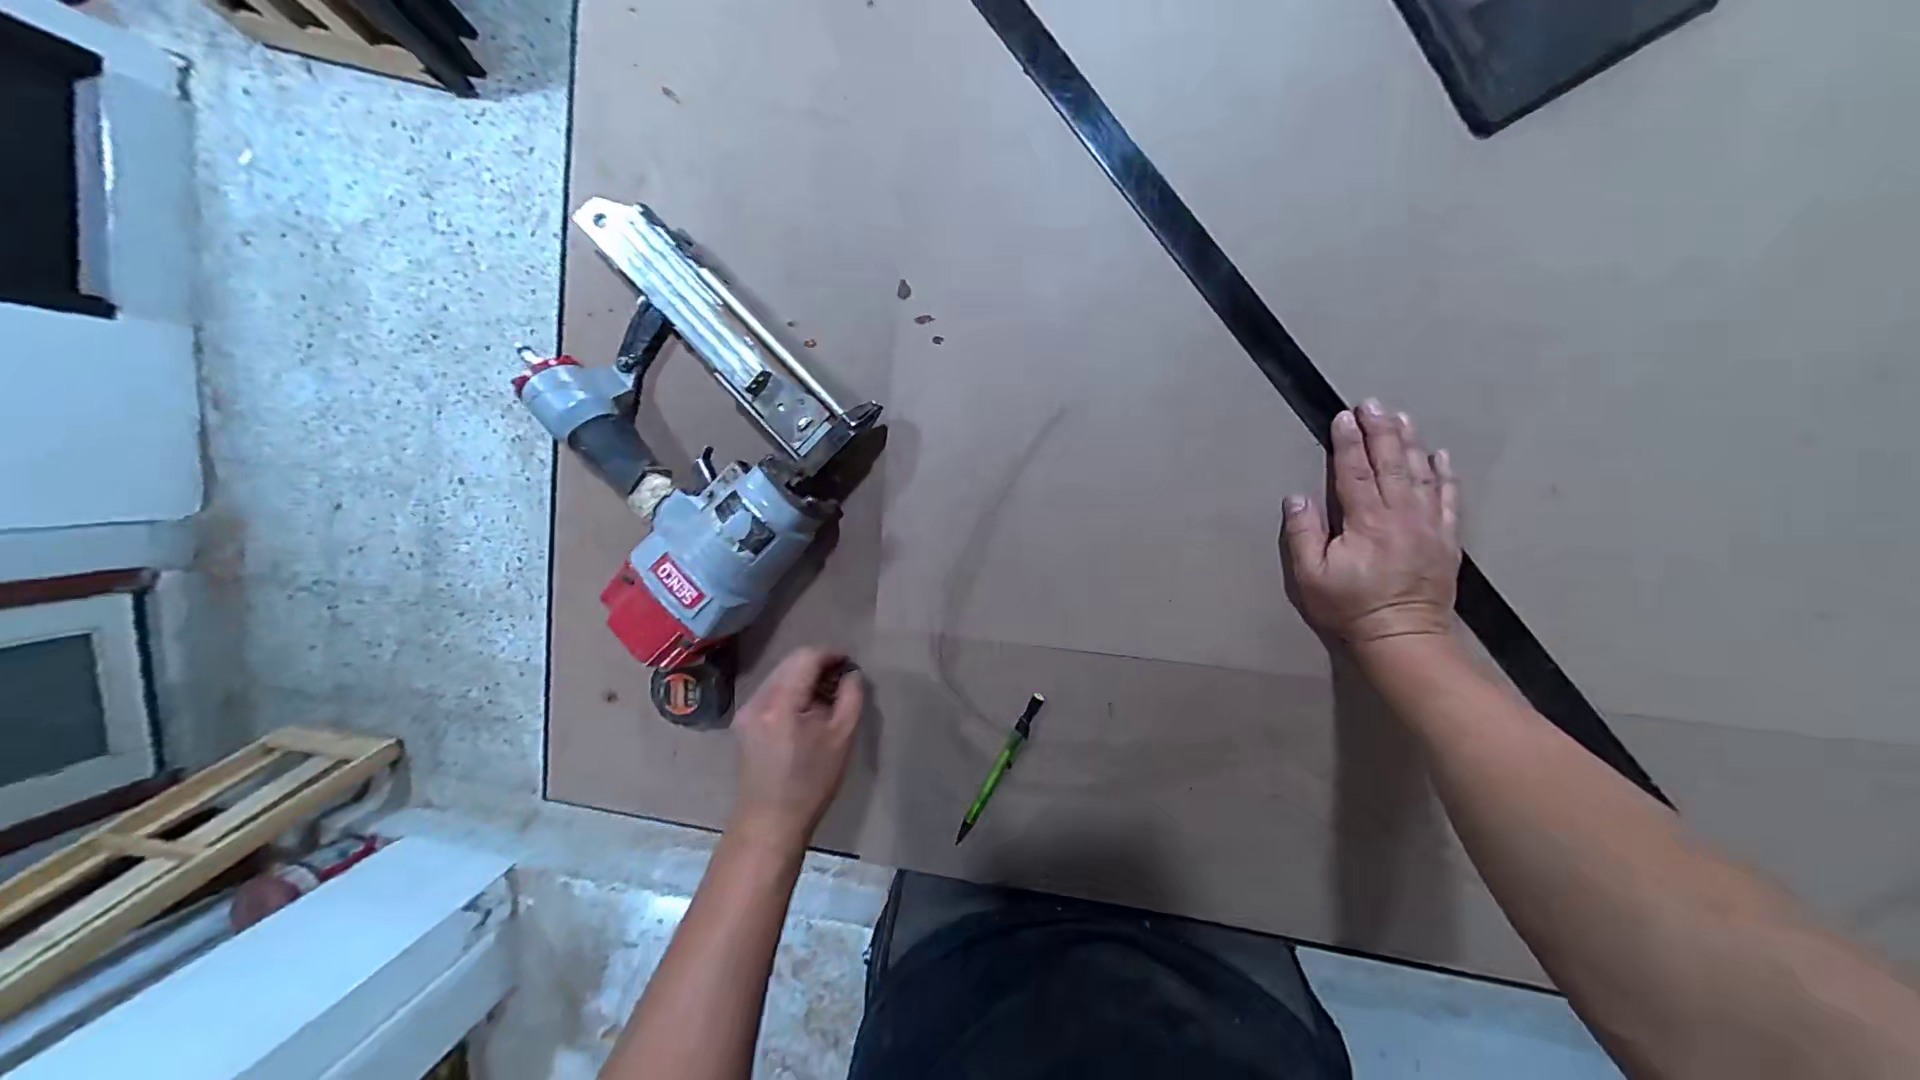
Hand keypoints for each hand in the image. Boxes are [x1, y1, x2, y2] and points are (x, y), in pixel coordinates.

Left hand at [728, 647, 864, 852]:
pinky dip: (791, 691)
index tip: (850, 664)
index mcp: (781, 702)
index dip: (831, 654)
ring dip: (805, 677)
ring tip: (827, 696)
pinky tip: (807, 710)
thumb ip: (851, 697)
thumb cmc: (811, 782)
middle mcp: (758, 700)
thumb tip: (851, 674)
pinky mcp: (744, 723)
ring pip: (780, 675)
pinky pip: (771, 692)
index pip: (806, 657)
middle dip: (818, 664)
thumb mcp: (842, 737)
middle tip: (843, 680)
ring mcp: (746, 711)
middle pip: (791, 662)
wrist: (770, 822)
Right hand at [1281, 400, 1460, 646]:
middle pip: (1389, 463)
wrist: (1404, 636)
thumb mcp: (1311, 577)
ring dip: (1408, 442)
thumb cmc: (1350, 607)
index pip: (1353, 472)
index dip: (1347, 443)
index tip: (1342, 417)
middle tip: (1372, 403)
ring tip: (1400, 417)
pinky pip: (1448, 497)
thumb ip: (1304, 535)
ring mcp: (1428, 524)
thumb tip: (1296, 498)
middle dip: (1379, 430)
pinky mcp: (1445, 538)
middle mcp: (1400, 514)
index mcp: (1366, 521)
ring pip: (1420, 472)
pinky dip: (1444, 474)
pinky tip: (1439, 455)